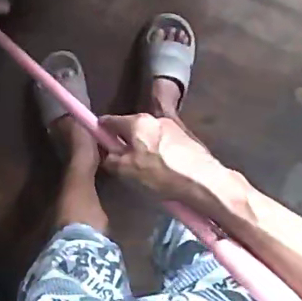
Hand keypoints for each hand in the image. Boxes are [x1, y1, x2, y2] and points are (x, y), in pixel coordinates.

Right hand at [98, 114, 240, 211]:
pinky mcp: (188, 139)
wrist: (205, 182)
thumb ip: (111, 159)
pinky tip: (163, 172)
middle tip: (121, 163)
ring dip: (143, 149)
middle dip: (124, 142)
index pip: (110, 120)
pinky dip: (159, 154)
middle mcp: (155, 118)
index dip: (99, 130)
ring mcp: (174, 127)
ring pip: (149, 137)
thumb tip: (108, 154)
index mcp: (137, 122)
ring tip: (145, 171)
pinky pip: (164, 144)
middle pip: (131, 128)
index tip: (96, 139)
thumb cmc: (161, 174)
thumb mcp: (126, 171)